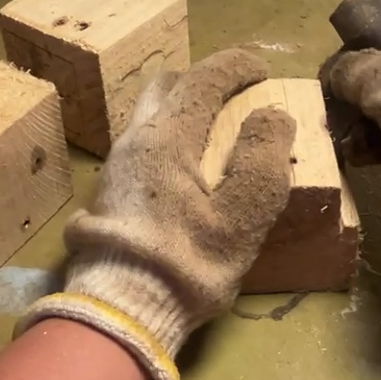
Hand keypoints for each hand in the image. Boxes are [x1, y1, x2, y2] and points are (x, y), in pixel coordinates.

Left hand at [18, 49, 296, 379]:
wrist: (122, 313)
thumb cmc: (188, 262)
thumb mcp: (243, 215)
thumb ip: (262, 158)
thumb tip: (270, 116)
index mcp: (168, 138)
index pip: (202, 79)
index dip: (235, 66)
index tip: (261, 68)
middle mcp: (135, 141)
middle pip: (166, 87)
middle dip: (202, 81)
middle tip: (233, 97)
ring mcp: (116, 167)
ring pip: (149, 116)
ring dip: (183, 111)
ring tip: (214, 134)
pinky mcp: (110, 193)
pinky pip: (142, 145)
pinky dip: (170, 138)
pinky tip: (186, 172)